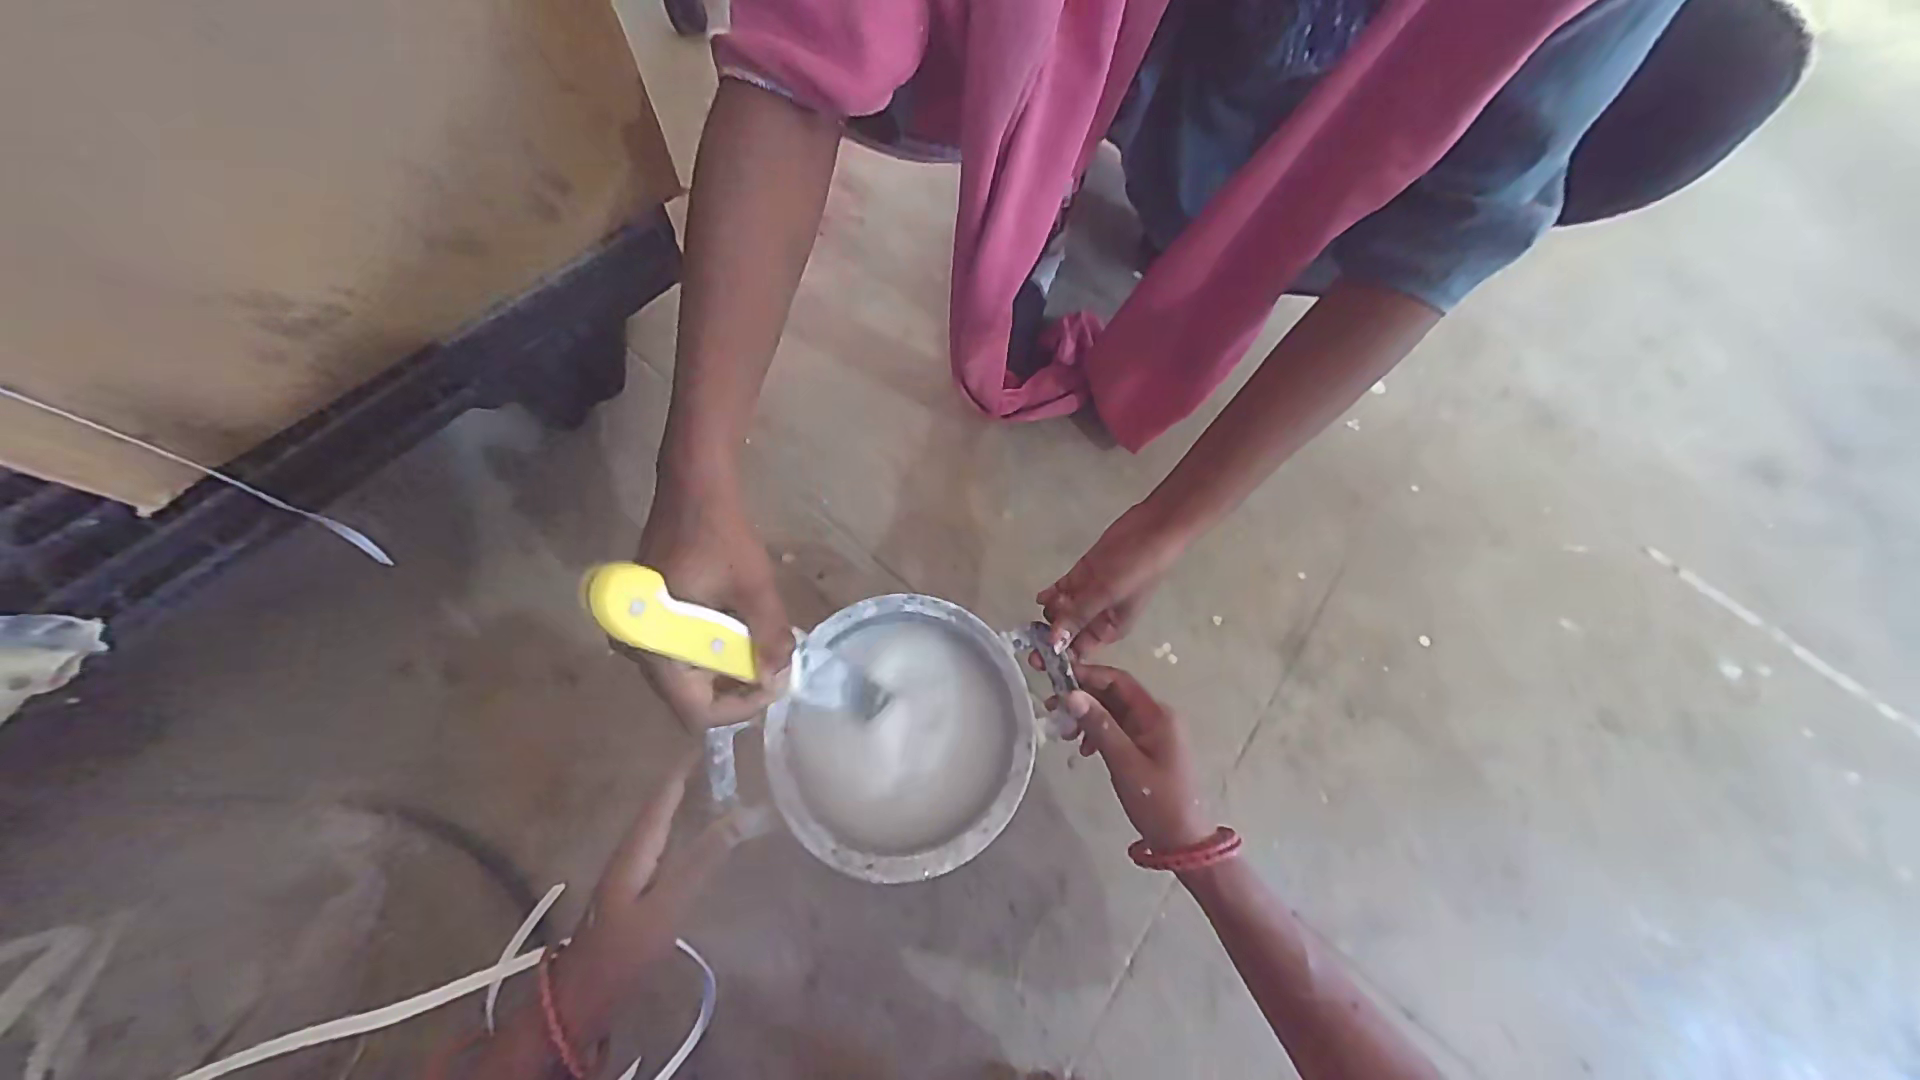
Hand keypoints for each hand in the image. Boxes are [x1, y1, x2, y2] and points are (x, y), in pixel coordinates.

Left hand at [551, 751, 769, 1036]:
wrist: (584, 996)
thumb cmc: (626, 947)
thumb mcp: (669, 904)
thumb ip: (704, 858)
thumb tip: (744, 813)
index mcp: (638, 843)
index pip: (668, 790)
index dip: (691, 762)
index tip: (719, 736)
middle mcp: (635, 844)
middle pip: (668, 798)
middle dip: (698, 774)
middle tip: (736, 755)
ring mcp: (637, 863)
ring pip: (670, 816)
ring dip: (696, 796)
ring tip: (732, 779)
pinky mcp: (642, 880)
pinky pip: (672, 835)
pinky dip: (693, 820)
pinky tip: (713, 824)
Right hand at [633, 484, 792, 730]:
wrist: (693, 490)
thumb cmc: (721, 536)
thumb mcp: (754, 588)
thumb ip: (770, 635)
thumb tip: (781, 678)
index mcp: (656, 647)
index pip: (695, 710)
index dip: (739, 707)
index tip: (774, 686)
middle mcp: (638, 649)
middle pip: (690, 696)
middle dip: (737, 689)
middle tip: (775, 672)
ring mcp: (640, 633)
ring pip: (689, 675)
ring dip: (728, 670)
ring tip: (765, 655)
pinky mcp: (649, 618)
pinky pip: (683, 651)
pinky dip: (716, 651)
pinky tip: (744, 637)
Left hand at [1039, 502, 1186, 655]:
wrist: (1152, 528)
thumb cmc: (1135, 567)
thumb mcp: (1105, 595)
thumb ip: (1078, 617)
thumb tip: (1053, 644)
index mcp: (1109, 629)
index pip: (1079, 650)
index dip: (1057, 655)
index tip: (1034, 656)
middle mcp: (1098, 616)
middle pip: (1067, 631)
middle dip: (1050, 632)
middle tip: (1032, 630)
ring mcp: (1088, 594)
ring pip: (1063, 610)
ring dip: (1052, 611)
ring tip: (1047, 605)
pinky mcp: (1083, 574)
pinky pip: (1063, 590)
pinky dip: (1052, 595)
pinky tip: (1041, 596)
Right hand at [1061, 663, 1212, 851]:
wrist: (1184, 842)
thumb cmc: (1158, 802)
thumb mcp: (1124, 762)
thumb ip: (1099, 726)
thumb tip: (1071, 694)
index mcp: (1157, 714)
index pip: (1118, 680)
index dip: (1087, 675)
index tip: (1058, 679)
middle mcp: (1155, 716)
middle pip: (1113, 694)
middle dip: (1082, 698)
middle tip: (1052, 707)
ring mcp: (1151, 732)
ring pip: (1112, 712)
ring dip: (1087, 717)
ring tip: (1064, 732)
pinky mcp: (1145, 747)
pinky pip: (1116, 729)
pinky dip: (1097, 732)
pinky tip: (1084, 748)